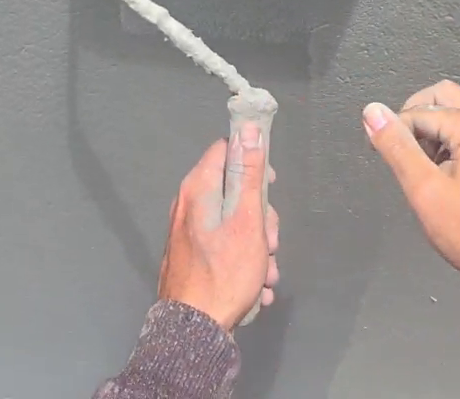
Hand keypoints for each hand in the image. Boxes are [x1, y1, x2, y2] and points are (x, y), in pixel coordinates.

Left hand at [158, 122, 279, 330]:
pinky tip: (256, 286)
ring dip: (257, 244)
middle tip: (270, 243)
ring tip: (265, 274)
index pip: (226, 149)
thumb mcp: (247, 219)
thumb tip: (249, 128)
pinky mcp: (192, 255)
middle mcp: (188, 203)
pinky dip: (243, 260)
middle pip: (234, 190)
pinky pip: (224, 244)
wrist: (193, 332)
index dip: (251, 160)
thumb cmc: (223, 272)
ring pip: (234, 221)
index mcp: (198, 187)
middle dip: (261, 216)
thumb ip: (249, 173)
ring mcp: (188, 231)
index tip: (271, 184)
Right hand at [362, 80, 459, 300]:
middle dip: (415, 119)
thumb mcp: (425, 191)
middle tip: (403, 152)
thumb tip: (372, 111)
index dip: (394, 132)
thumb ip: (396, 147)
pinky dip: (452, 139)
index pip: (418, 111)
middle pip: (441, 96)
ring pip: (457, 110)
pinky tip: (445, 174)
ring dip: (433, 129)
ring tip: (425, 168)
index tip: (380, 154)